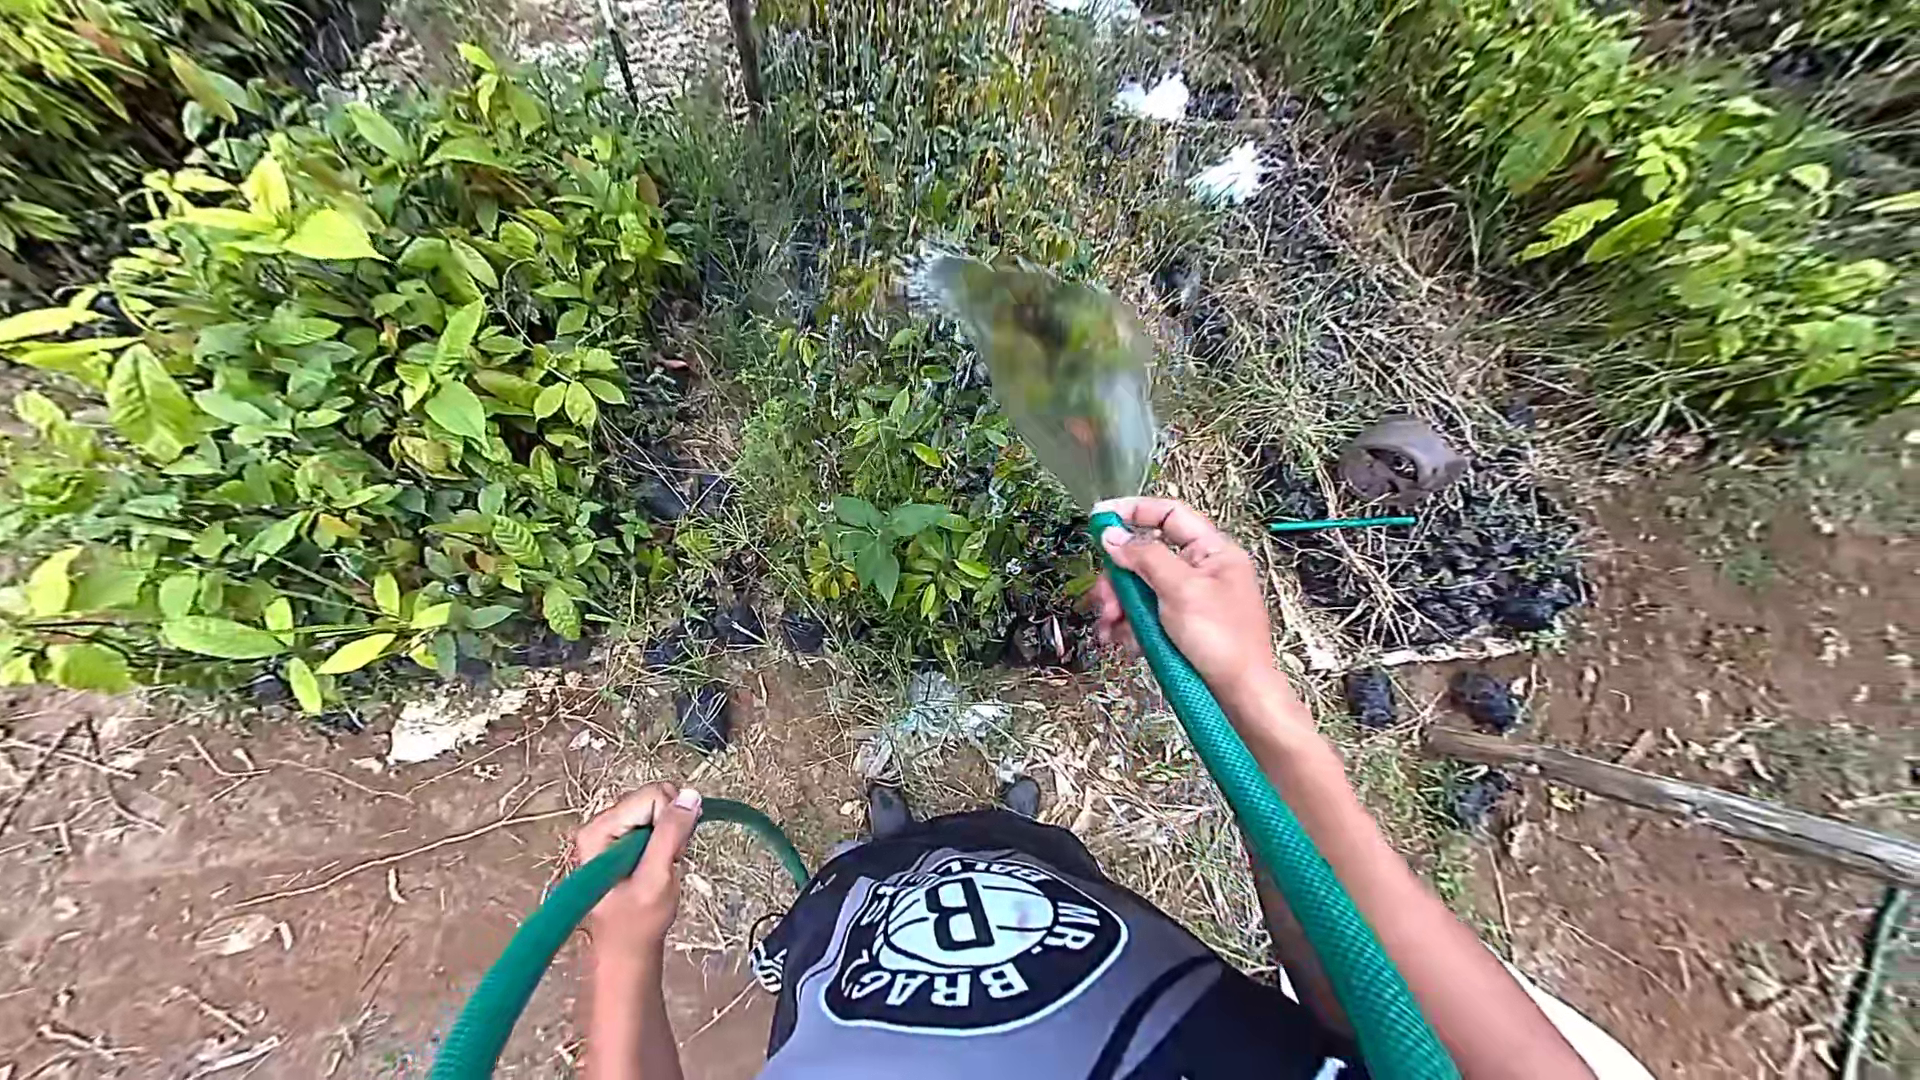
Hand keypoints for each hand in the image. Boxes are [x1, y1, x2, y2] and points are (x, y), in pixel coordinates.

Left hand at [574, 783, 702, 955]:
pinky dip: (670, 833)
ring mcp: (614, 827)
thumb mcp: (657, 878)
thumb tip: (691, 795)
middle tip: (668, 857)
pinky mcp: (627, 832)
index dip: (670, 819)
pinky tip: (663, 857)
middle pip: (656, 795)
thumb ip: (670, 835)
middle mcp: (602, 822)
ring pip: (661, 802)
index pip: (651, 796)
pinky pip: (661, 814)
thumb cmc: (638, 922)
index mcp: (598, 831)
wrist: (629, 948)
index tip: (669, 851)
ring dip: (673, 829)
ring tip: (665, 860)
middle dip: (672, 822)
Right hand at [1088, 497, 1277, 701]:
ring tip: (1109, 626)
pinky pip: (1144, 613)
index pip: (1169, 513)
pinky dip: (1128, 624)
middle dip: (1118, 576)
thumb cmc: (1223, 640)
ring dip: (1118, 605)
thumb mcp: (1180, 590)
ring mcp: (1188, 597)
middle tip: (1104, 596)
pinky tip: (1120, 639)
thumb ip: (1144, 557)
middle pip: (1145, 555)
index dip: (1133, 511)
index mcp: (1212, 551)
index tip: (1100, 518)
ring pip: (1139, 587)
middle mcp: (1200, 569)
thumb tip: (1112, 535)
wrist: (1239, 694)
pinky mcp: (1177, 623)